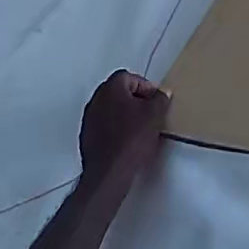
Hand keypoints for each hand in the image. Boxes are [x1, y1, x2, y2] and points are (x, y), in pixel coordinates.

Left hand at [78, 70, 169, 189]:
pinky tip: (127, 141)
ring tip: (139, 128)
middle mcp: (96, 99)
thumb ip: (160, 98)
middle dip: (134, 99)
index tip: (155, 98)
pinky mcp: (86, 137)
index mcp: (111, 87)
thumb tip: (162, 94)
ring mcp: (89, 119)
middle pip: (118, 91)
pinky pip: (104, 126)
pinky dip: (115, 129)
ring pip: (110, 109)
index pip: (129, 76)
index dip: (145, 86)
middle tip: (149, 110)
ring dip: (124, 114)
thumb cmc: (130, 139)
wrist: (110, 172)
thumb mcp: (155, 114)